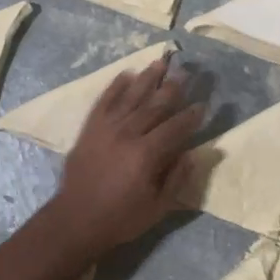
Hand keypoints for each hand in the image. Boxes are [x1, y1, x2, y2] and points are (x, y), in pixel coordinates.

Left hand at [50, 57, 203, 251]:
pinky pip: (105, 100)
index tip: (203, 104)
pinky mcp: (90, 127)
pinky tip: (126, 74)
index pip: (175, 128)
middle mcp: (127, 133)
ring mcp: (106, 127)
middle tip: (186, 71)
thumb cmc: (120, 217)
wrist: (76, 218)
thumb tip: (193, 154)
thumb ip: (177, 179)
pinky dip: (116, 86)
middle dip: (172, 88)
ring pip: (131, 96)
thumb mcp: (157, 207)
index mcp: (146, 154)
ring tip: (160, 62)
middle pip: (154, 105)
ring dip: (147, 78)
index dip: (191, 116)